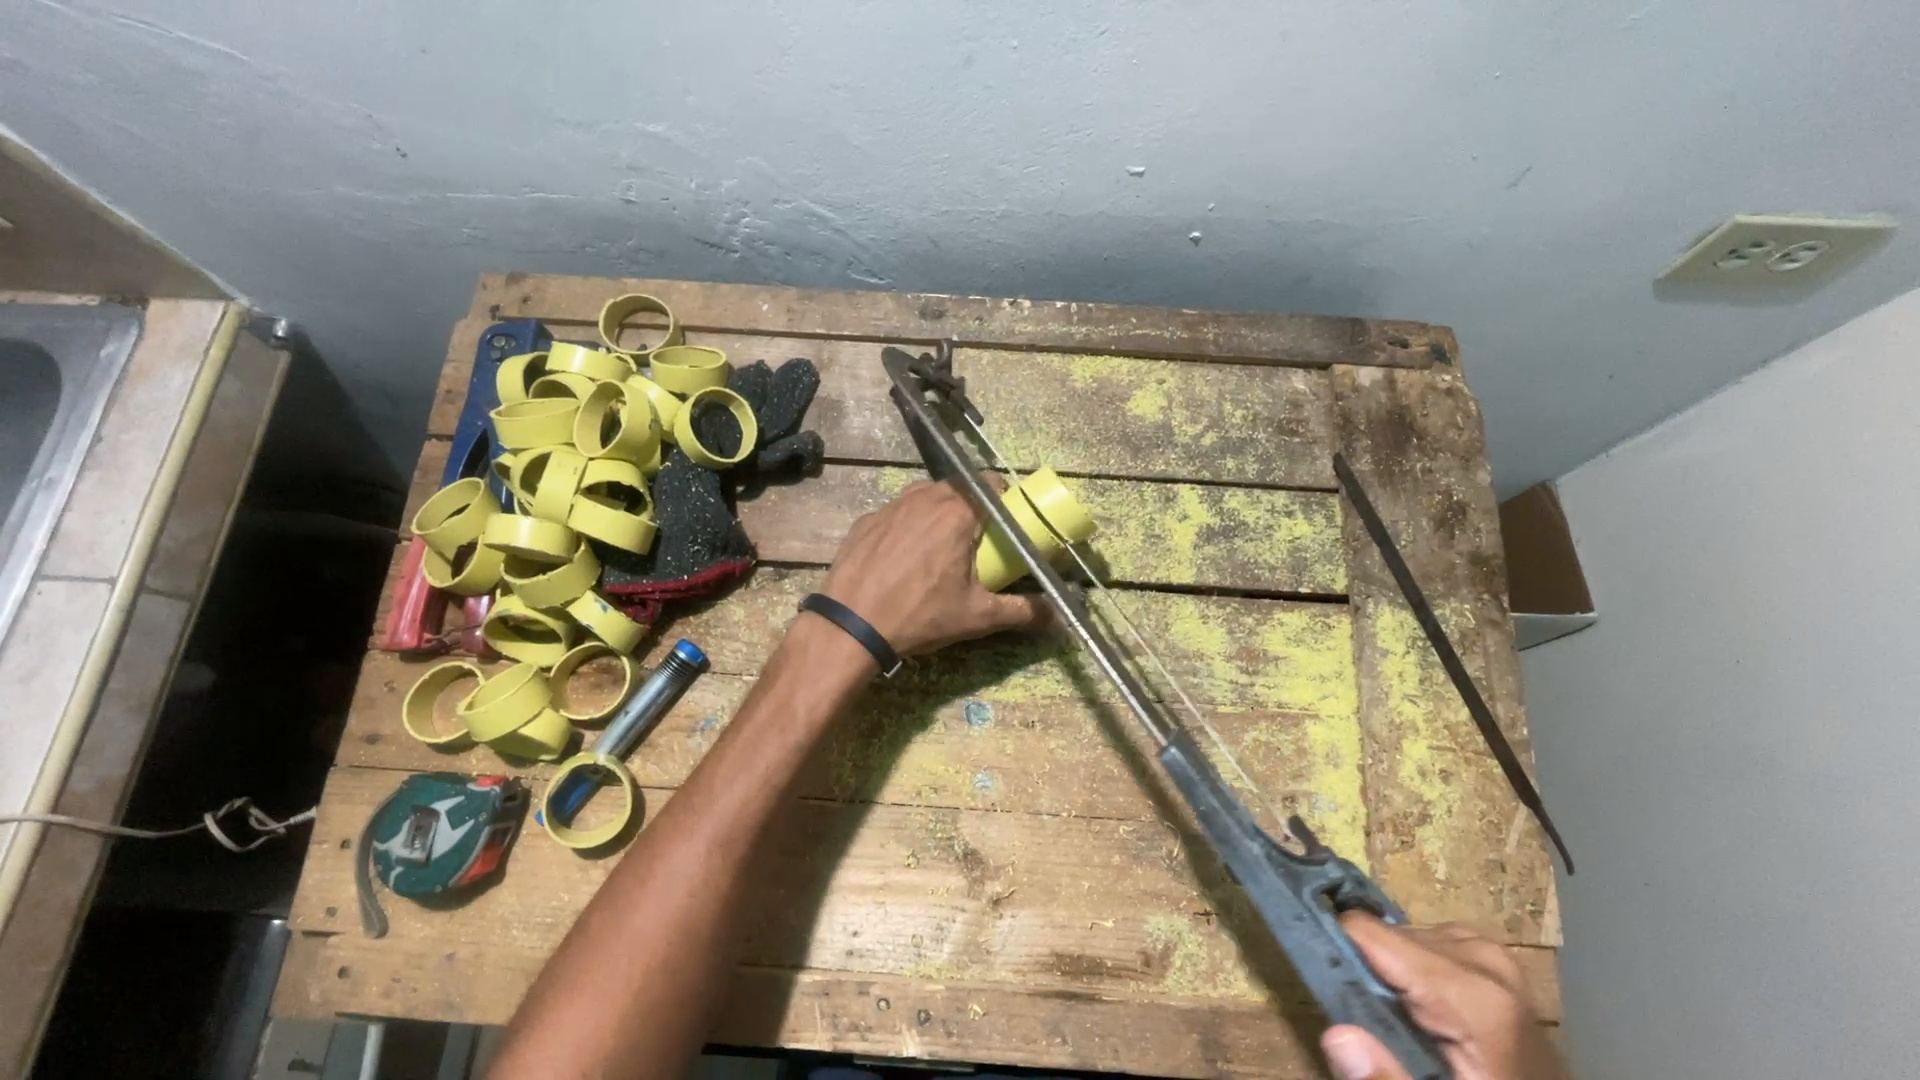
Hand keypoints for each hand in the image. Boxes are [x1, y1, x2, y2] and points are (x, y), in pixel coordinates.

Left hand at [815, 476, 1048, 655]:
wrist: (849, 627)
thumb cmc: (920, 615)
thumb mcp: (977, 617)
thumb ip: (1023, 612)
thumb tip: (1060, 618)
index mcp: (958, 511)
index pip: (991, 483)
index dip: (1003, 498)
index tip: (1006, 523)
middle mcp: (924, 498)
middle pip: (958, 488)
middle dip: (972, 507)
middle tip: (977, 540)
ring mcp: (890, 507)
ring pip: (924, 497)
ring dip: (938, 513)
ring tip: (940, 548)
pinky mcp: (865, 521)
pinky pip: (896, 514)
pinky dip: (906, 527)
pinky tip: (902, 558)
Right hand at [1321, 914, 1566, 1079]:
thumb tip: (1337, 1036)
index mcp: (1471, 994)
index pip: (1368, 934)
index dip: (1337, 959)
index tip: (1329, 994)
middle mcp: (1479, 956)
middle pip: (1382, 937)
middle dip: (1368, 977)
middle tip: (1379, 1030)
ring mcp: (1487, 949)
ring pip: (1398, 937)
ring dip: (1389, 975)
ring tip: (1406, 1025)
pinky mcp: (1487, 950)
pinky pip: (1421, 942)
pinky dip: (1409, 971)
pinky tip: (1423, 1011)